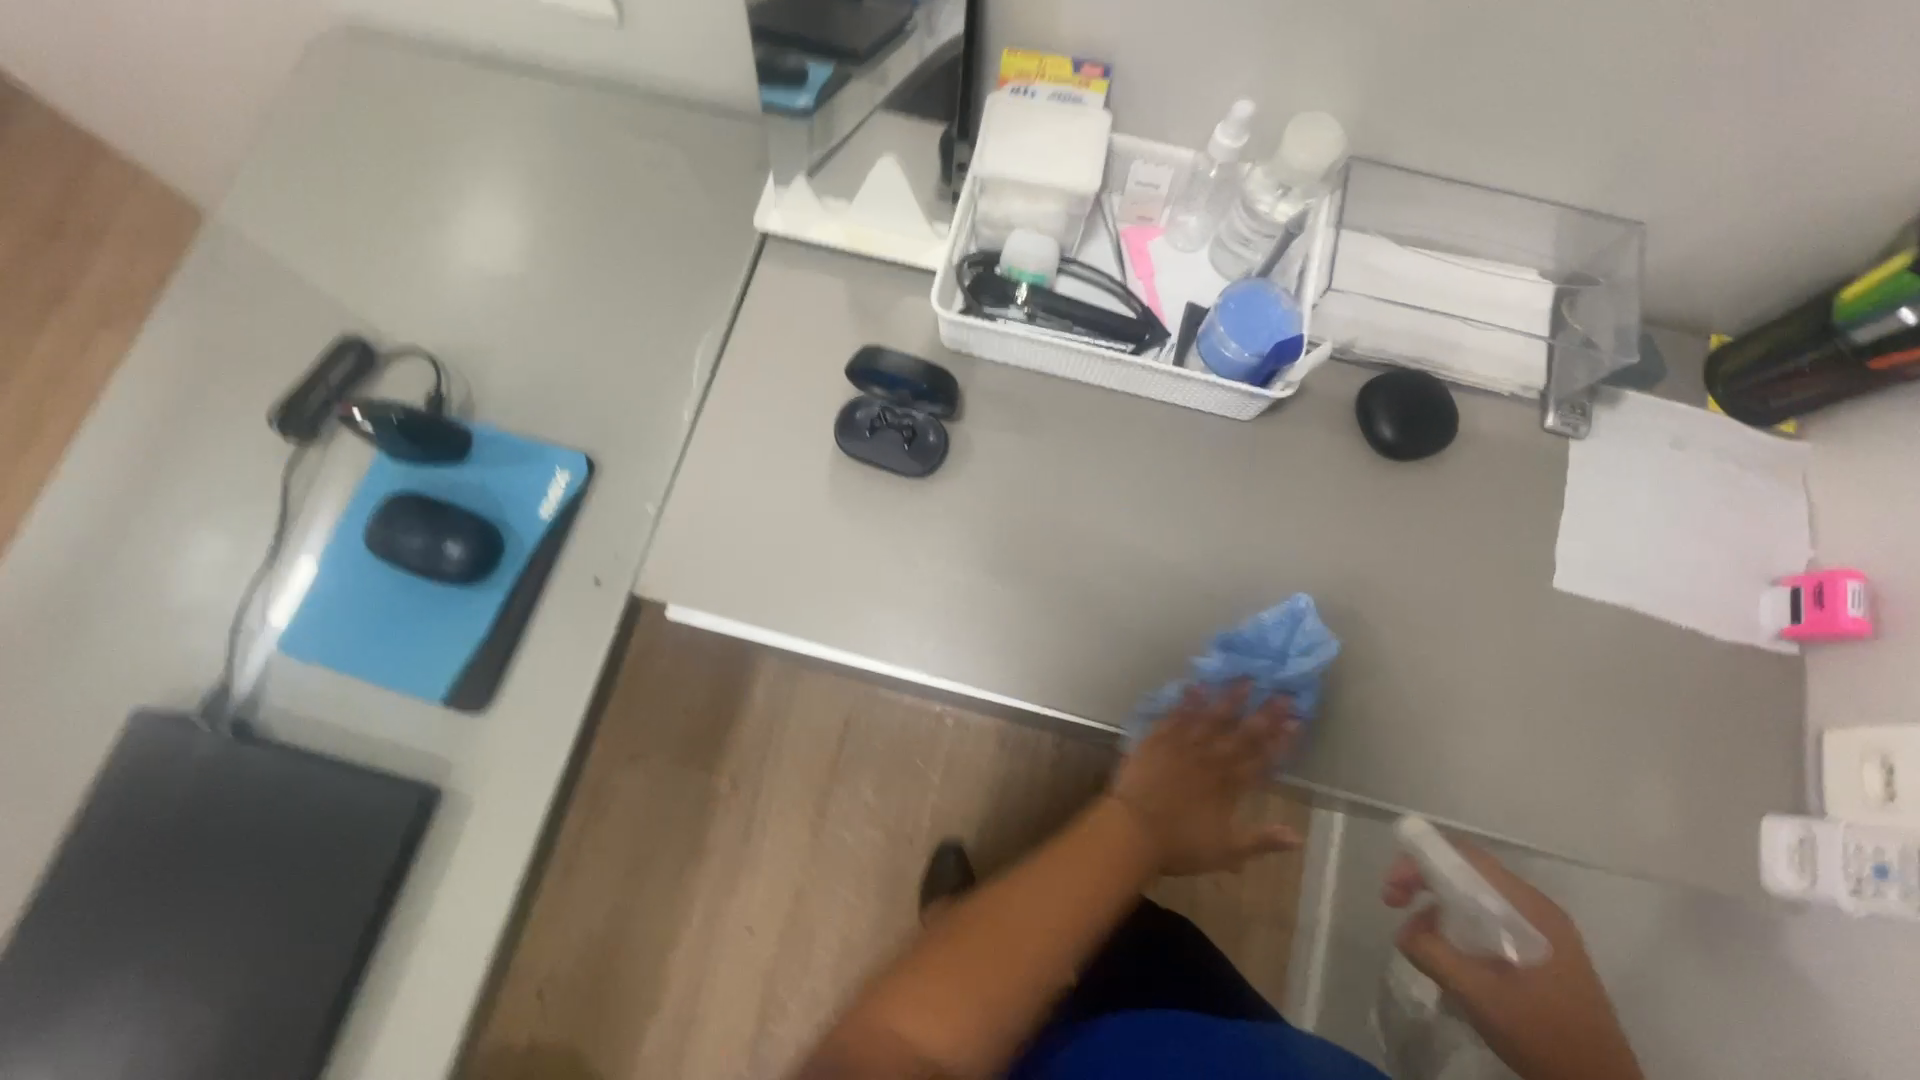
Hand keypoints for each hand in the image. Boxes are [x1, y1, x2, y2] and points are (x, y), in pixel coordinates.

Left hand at [1108, 682, 1302, 876]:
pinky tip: (1196, 686)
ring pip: (1211, 718)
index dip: (1281, 741)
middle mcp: (1210, 761)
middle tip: (1283, 693)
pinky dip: (1186, 701)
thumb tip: (1299, 838)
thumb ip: (1262, 841)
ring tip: (1245, 678)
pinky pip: (1175, 717)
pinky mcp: (1157, 741)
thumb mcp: (1226, 851)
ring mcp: (1183, 747)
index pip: (1262, 760)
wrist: (1133, 831)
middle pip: (1242, 735)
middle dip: (1265, 714)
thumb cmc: (1179, 845)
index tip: (1297, 721)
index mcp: (1229, 786)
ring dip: (1229, 698)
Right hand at [1383, 838, 1643, 1079]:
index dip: (1420, 862)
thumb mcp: (1477, 994)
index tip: (1393, 894)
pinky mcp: (1544, 953)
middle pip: (1471, 873)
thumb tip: (1405, 931)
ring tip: (1422, 939)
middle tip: (1396, 907)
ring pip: (1480, 898)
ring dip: (1443, 908)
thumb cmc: (1542, 1033)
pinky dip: (1462, 926)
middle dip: (1426, 883)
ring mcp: (1544, 931)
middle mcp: (1538, 909)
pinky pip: (1493, 921)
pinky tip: (1452, 956)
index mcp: (1528, 909)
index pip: (1466, 858)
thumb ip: (1433, 954)